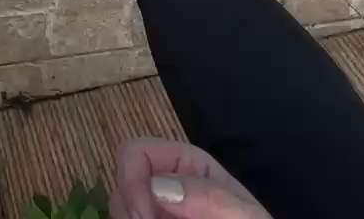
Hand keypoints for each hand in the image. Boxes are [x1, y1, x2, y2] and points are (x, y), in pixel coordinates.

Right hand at [112, 138, 269, 218]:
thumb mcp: (243, 216)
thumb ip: (209, 197)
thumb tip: (159, 188)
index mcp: (186, 165)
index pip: (137, 151)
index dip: (131, 179)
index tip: (142, 216)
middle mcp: (165, 183)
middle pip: (123, 180)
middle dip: (129, 206)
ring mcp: (158, 208)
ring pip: (120, 207)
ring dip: (129, 218)